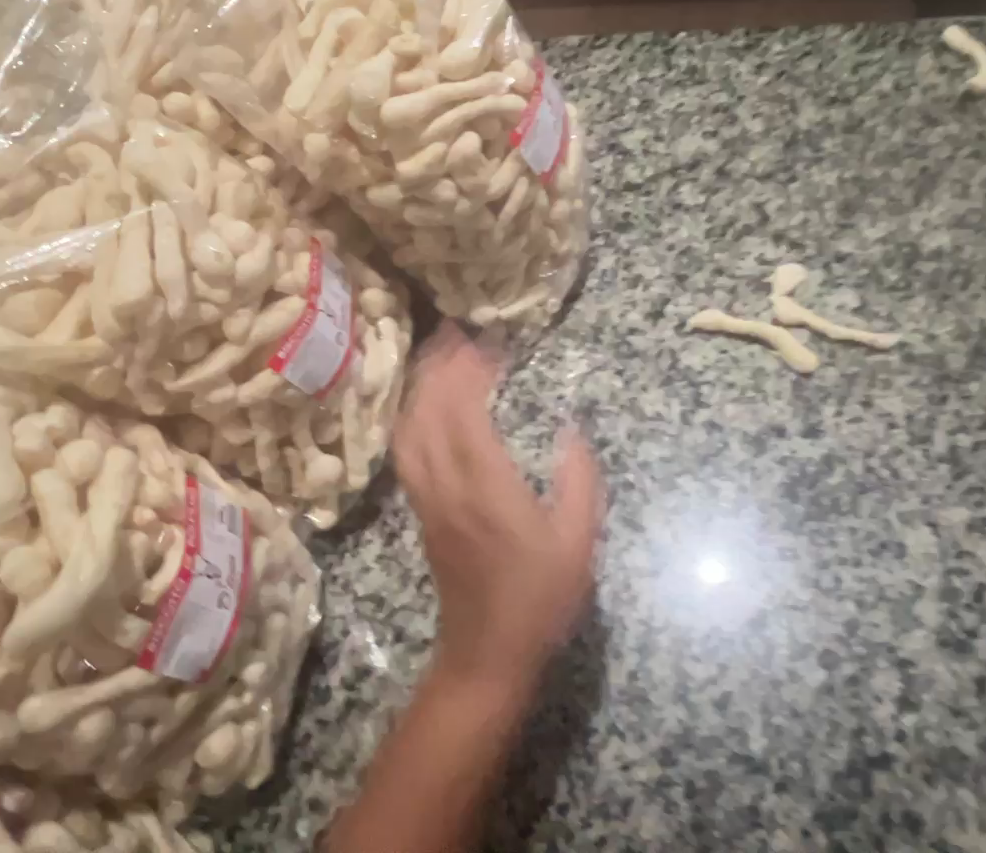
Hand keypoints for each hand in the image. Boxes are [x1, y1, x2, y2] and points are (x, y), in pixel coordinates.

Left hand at [392, 325, 604, 692]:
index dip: (470, 372)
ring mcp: (427, 500)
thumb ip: (579, 480)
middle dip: (438, 367)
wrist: (487, 652)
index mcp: (487, 489)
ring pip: (409, 430)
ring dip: (419, 388)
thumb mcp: (578, 542)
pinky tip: (426, 405)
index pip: (465, 413)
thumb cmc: (540, 598)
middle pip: (428, 413)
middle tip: (455, 332)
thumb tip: (571, 429)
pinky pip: (406, 452)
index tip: (487, 343)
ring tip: (439, 359)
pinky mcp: (421, 512)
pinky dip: (412, 417)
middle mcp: (447, 487)